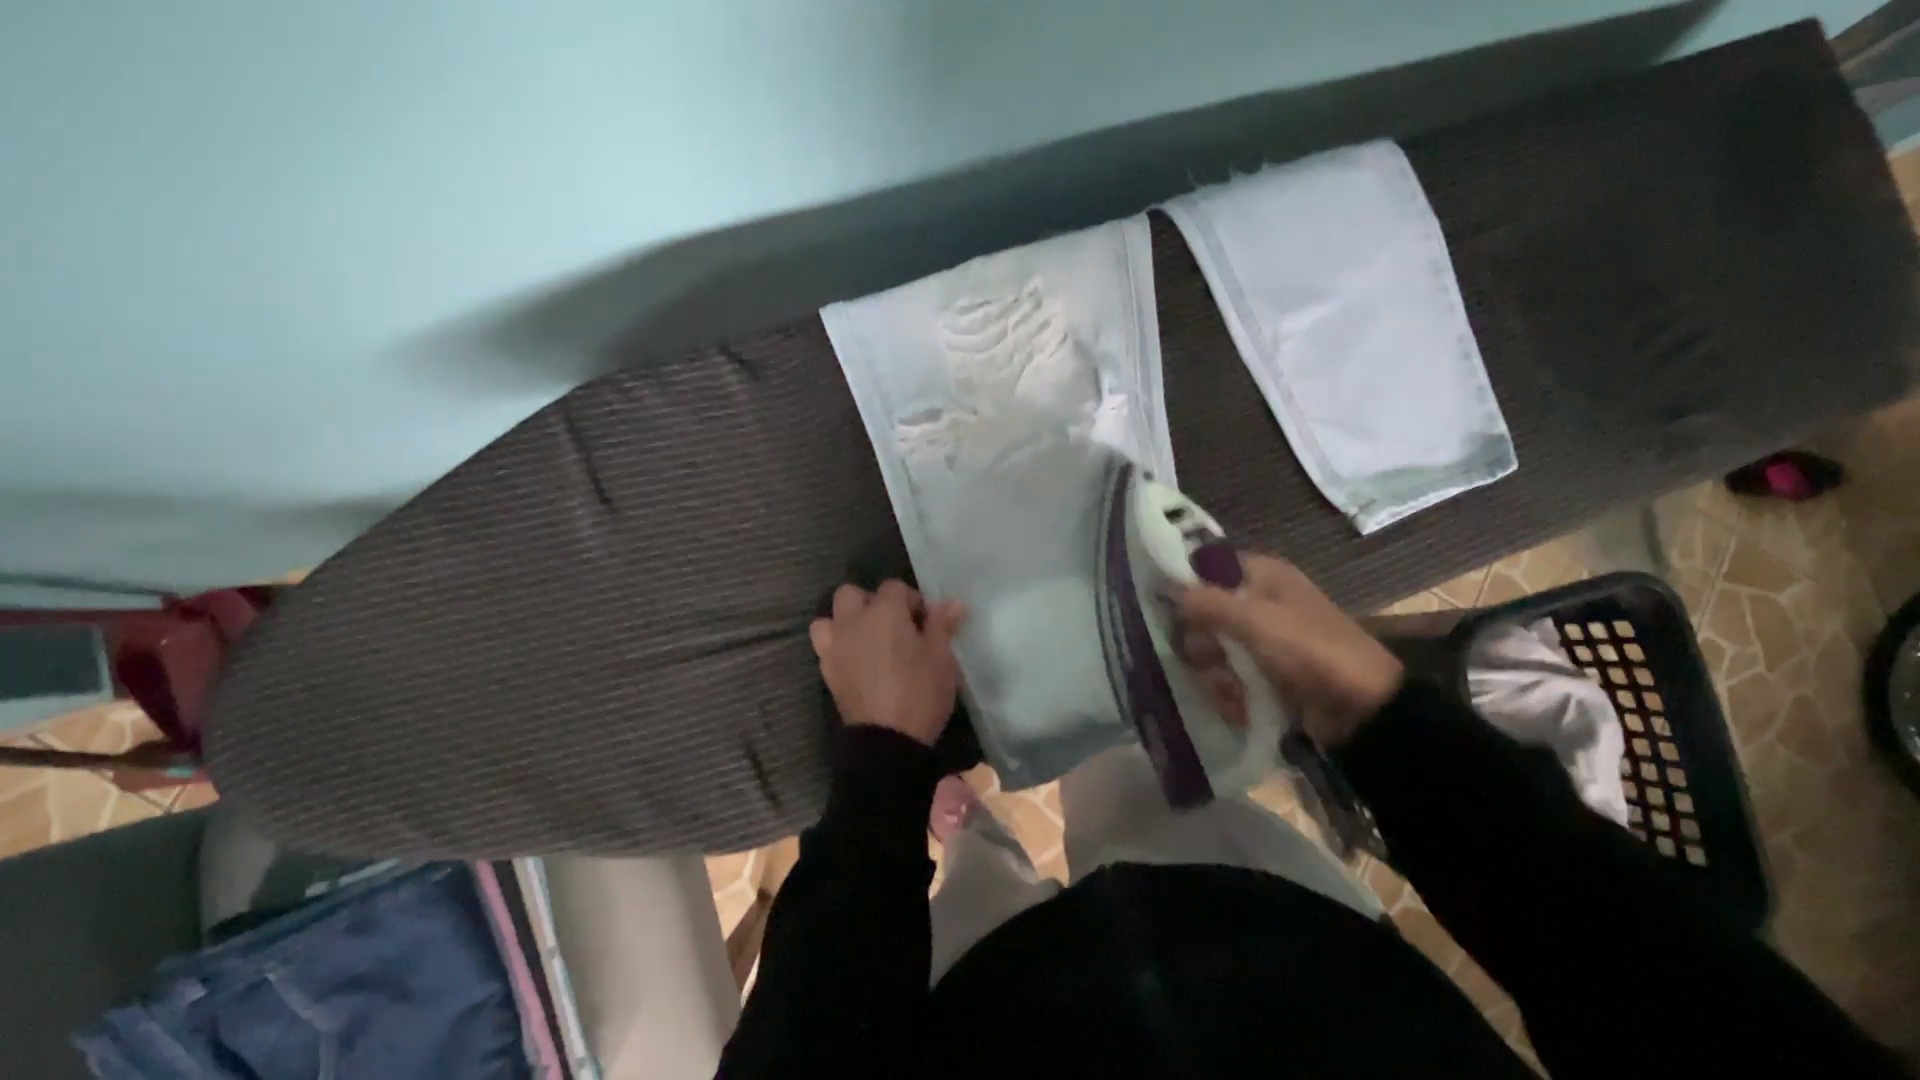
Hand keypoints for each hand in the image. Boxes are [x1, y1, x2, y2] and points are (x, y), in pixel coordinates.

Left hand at [810, 581, 967, 746]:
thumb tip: (953, 603)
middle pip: (853, 594)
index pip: (895, 587)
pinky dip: (837, 645)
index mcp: (884, 612)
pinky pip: (826, 645)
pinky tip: (855, 661)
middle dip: (871, 602)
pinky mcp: (826, 670)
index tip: (925, 622)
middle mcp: (853, 621)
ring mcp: (835, 645)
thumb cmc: (920, 693)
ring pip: (831, 617)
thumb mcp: (942, 658)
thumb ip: (942, 625)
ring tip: (867, 640)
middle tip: (893, 626)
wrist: (887, 739)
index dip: (912, 600)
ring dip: (846, 621)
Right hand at [1177, 553, 1402, 747]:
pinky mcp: (1264, 677)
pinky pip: (1229, 679)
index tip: (1167, 609)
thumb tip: (1163, 587)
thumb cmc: (1309, 649)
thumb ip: (1205, 602)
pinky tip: (1240, 705)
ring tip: (1231, 689)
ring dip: (1214, 674)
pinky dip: (1231, 694)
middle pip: (1203, 615)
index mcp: (1262, 576)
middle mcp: (1258, 603)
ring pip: (1212, 652)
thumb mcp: (1254, 619)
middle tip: (1208, 657)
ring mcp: (1262, 643)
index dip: (1184, 585)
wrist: (1361, 708)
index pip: (1207, 567)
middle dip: (1200, 642)